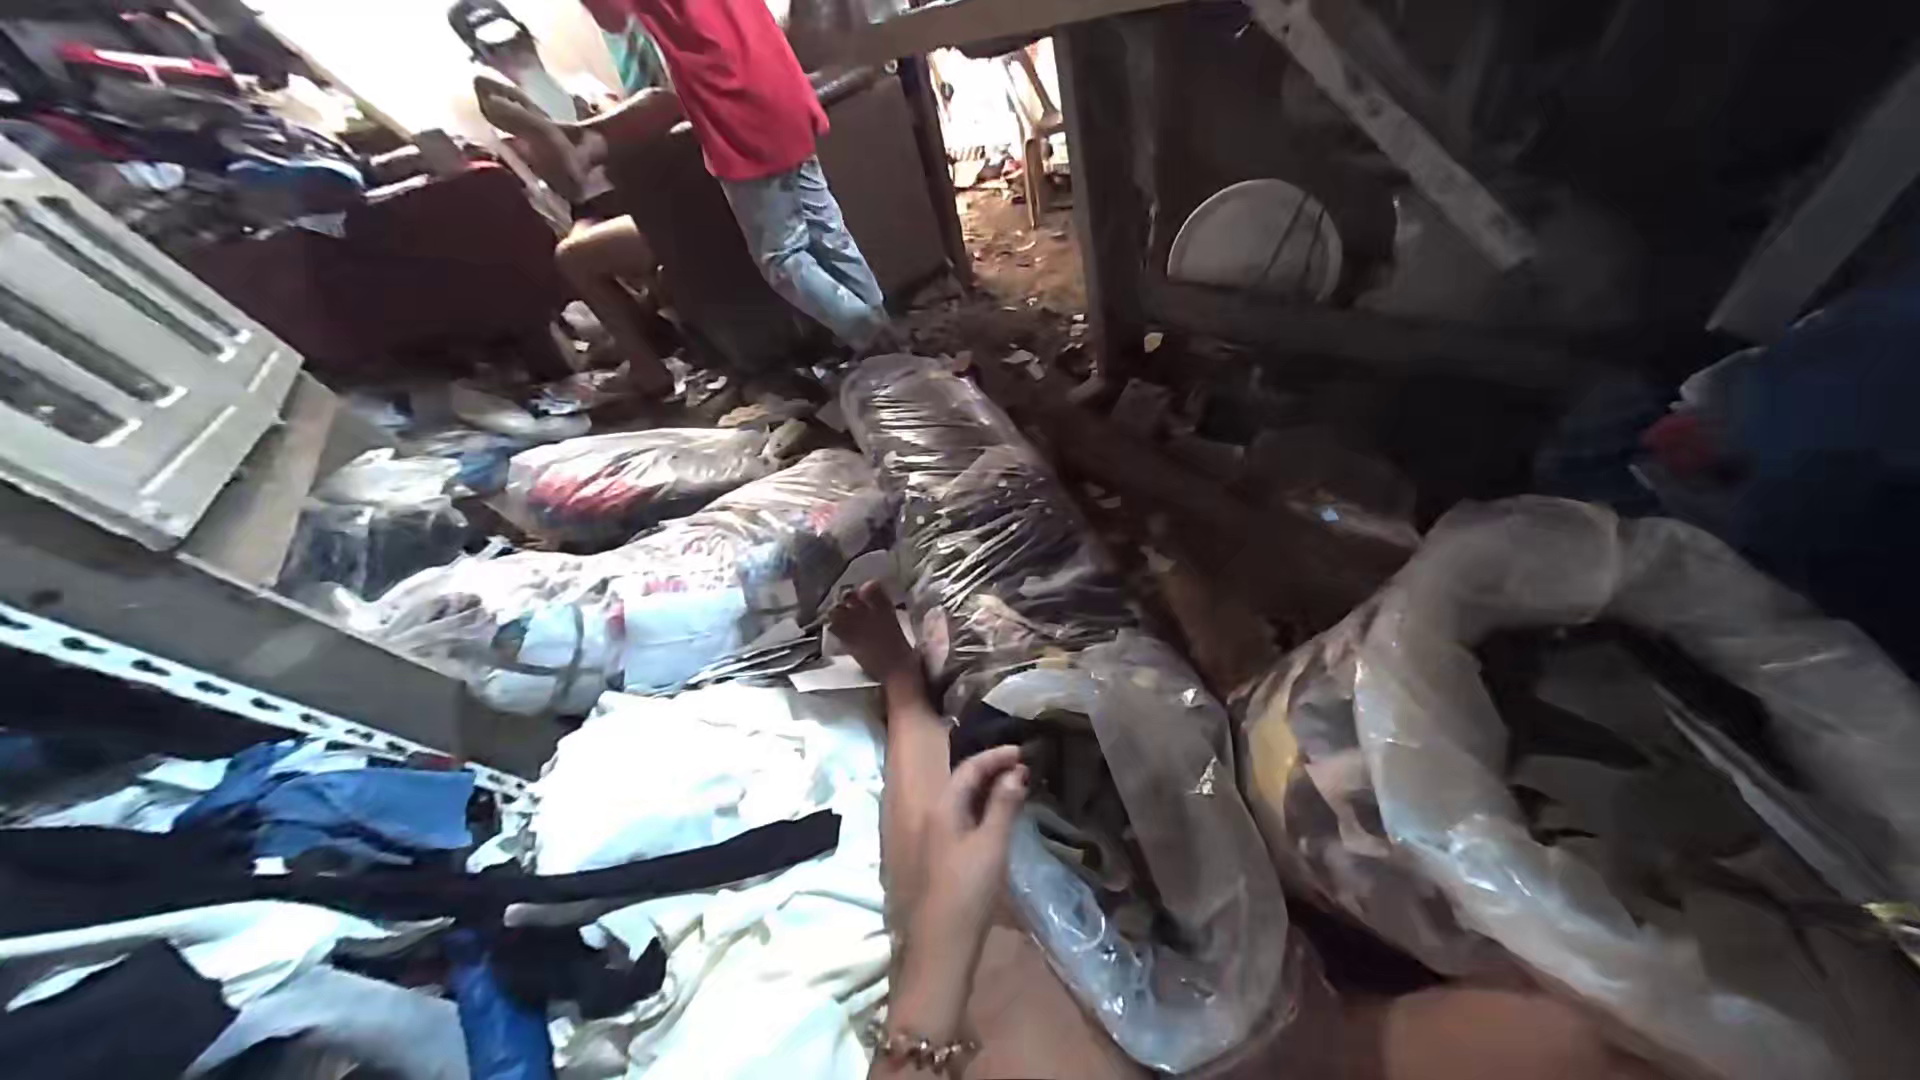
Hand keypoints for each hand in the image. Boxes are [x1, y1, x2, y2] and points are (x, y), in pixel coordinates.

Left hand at [889, 747, 1027, 1043]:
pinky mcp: (939, 855)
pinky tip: (999, 817)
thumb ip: (1004, 805)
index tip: (1022, 751)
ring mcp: (933, 836)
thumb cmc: (968, 890)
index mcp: (942, 807)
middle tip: (1023, 767)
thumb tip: (1016, 772)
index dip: (996, 756)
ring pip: (962, 800)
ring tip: (1016, 786)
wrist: (941, 946)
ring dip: (988, 790)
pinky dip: (982, 809)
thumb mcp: (992, 844)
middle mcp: (933, 815)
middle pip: (963, 781)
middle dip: (992, 770)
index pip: (969, 768)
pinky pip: (962, 817)